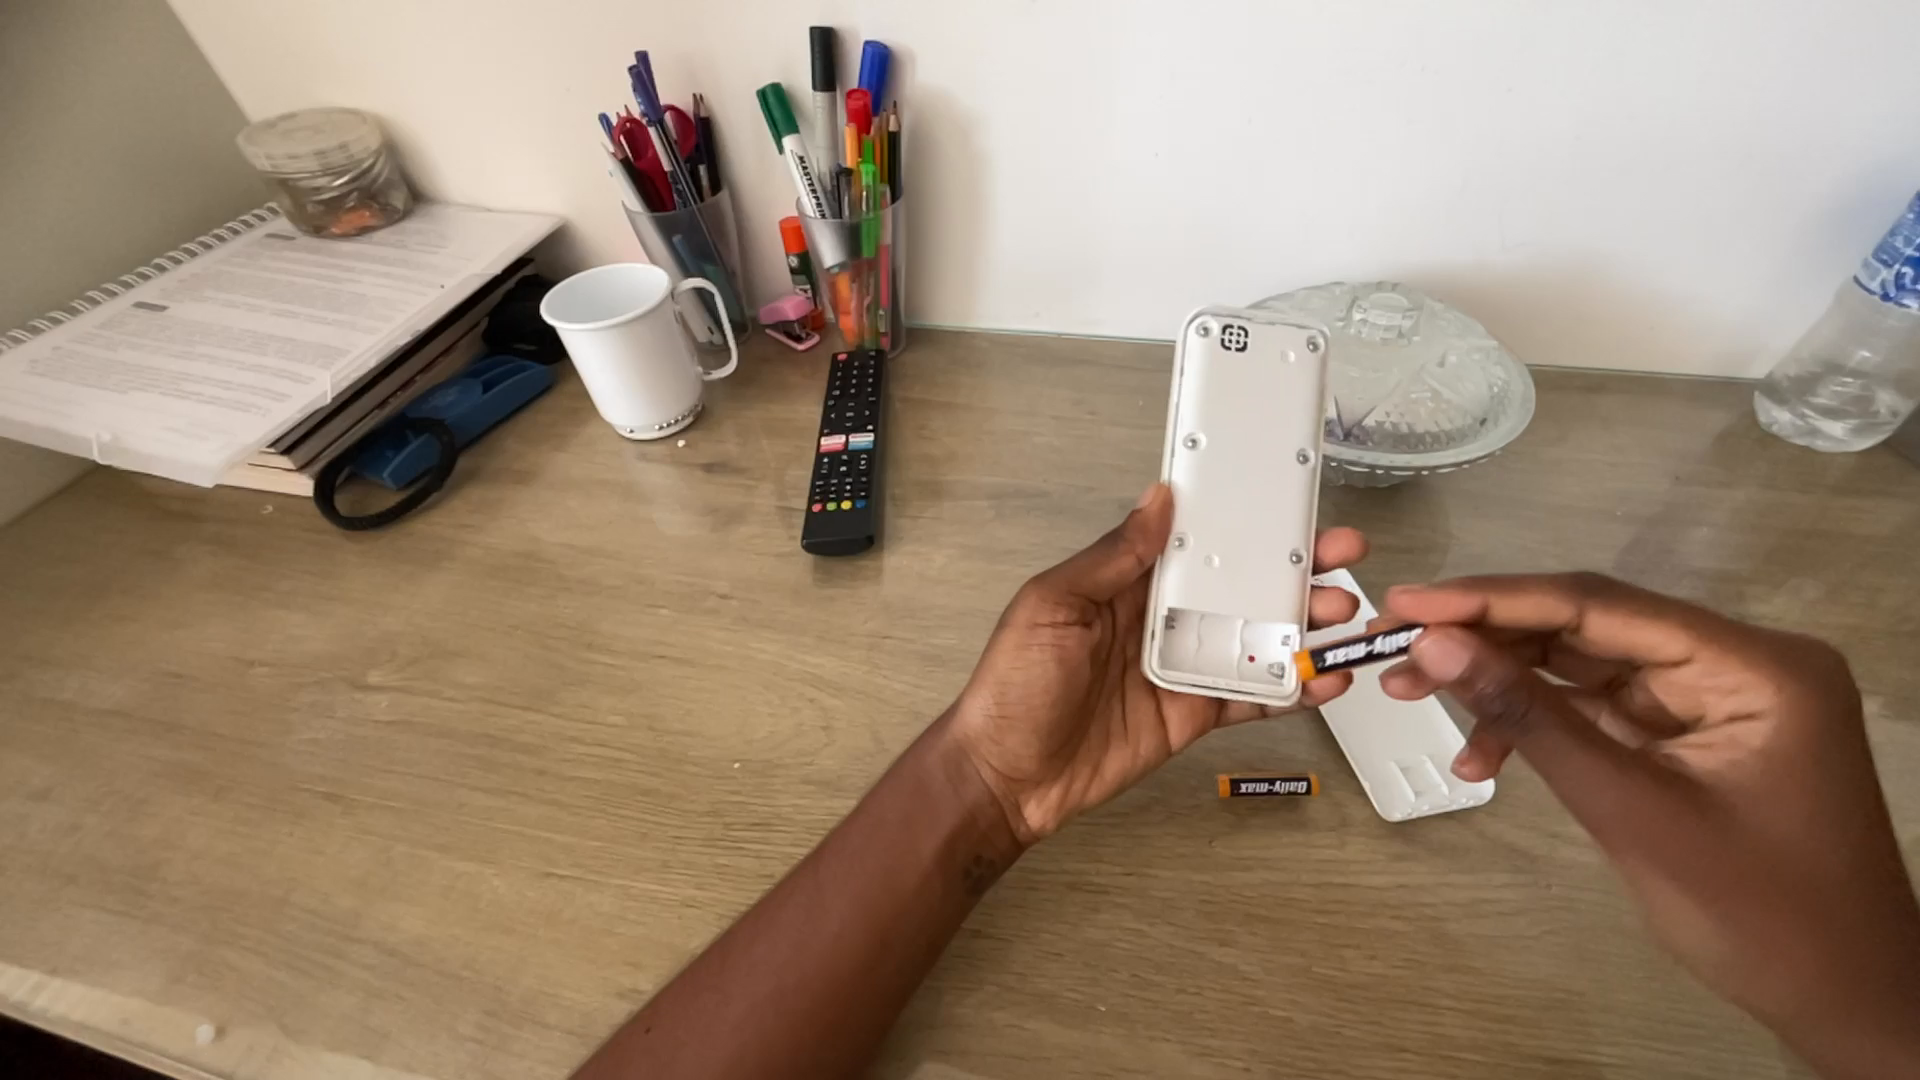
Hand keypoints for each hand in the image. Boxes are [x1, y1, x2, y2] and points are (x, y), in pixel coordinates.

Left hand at [944, 483, 1366, 846]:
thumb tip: (1159, 499)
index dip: (1241, 527)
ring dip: (1301, 625)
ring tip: (1345, 615)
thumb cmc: (1018, 681)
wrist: (1010, 774)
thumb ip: (1111, 557)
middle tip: (1343, 557)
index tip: (1289, 509)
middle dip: (1290, 571)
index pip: (1195, 545)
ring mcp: (1180, 668)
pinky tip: (1327, 681)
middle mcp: (1160, 620)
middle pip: (1236, 588)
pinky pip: (1248, 697)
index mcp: (1125, 584)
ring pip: (1253, 638)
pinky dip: (1290, 690)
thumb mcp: (1054, 606)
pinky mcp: (1192, 715)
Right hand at [1380, 573, 1919, 1078]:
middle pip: (1571, 624)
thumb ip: (1527, 715)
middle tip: (1388, 643)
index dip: (1488, 598)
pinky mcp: (1663, 727)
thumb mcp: (1626, 806)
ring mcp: (1692, 695)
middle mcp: (1720, 662)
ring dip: (1485, 678)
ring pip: (1561, 660)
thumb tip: (1431, 643)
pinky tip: (1475, 761)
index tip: (1402, 603)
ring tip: (1405, 690)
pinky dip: (1519, 725)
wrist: (1834, 1001)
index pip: (1595, 605)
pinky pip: (1572, 705)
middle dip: (1475, 637)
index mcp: (1748, 665)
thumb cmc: (1756, 911)